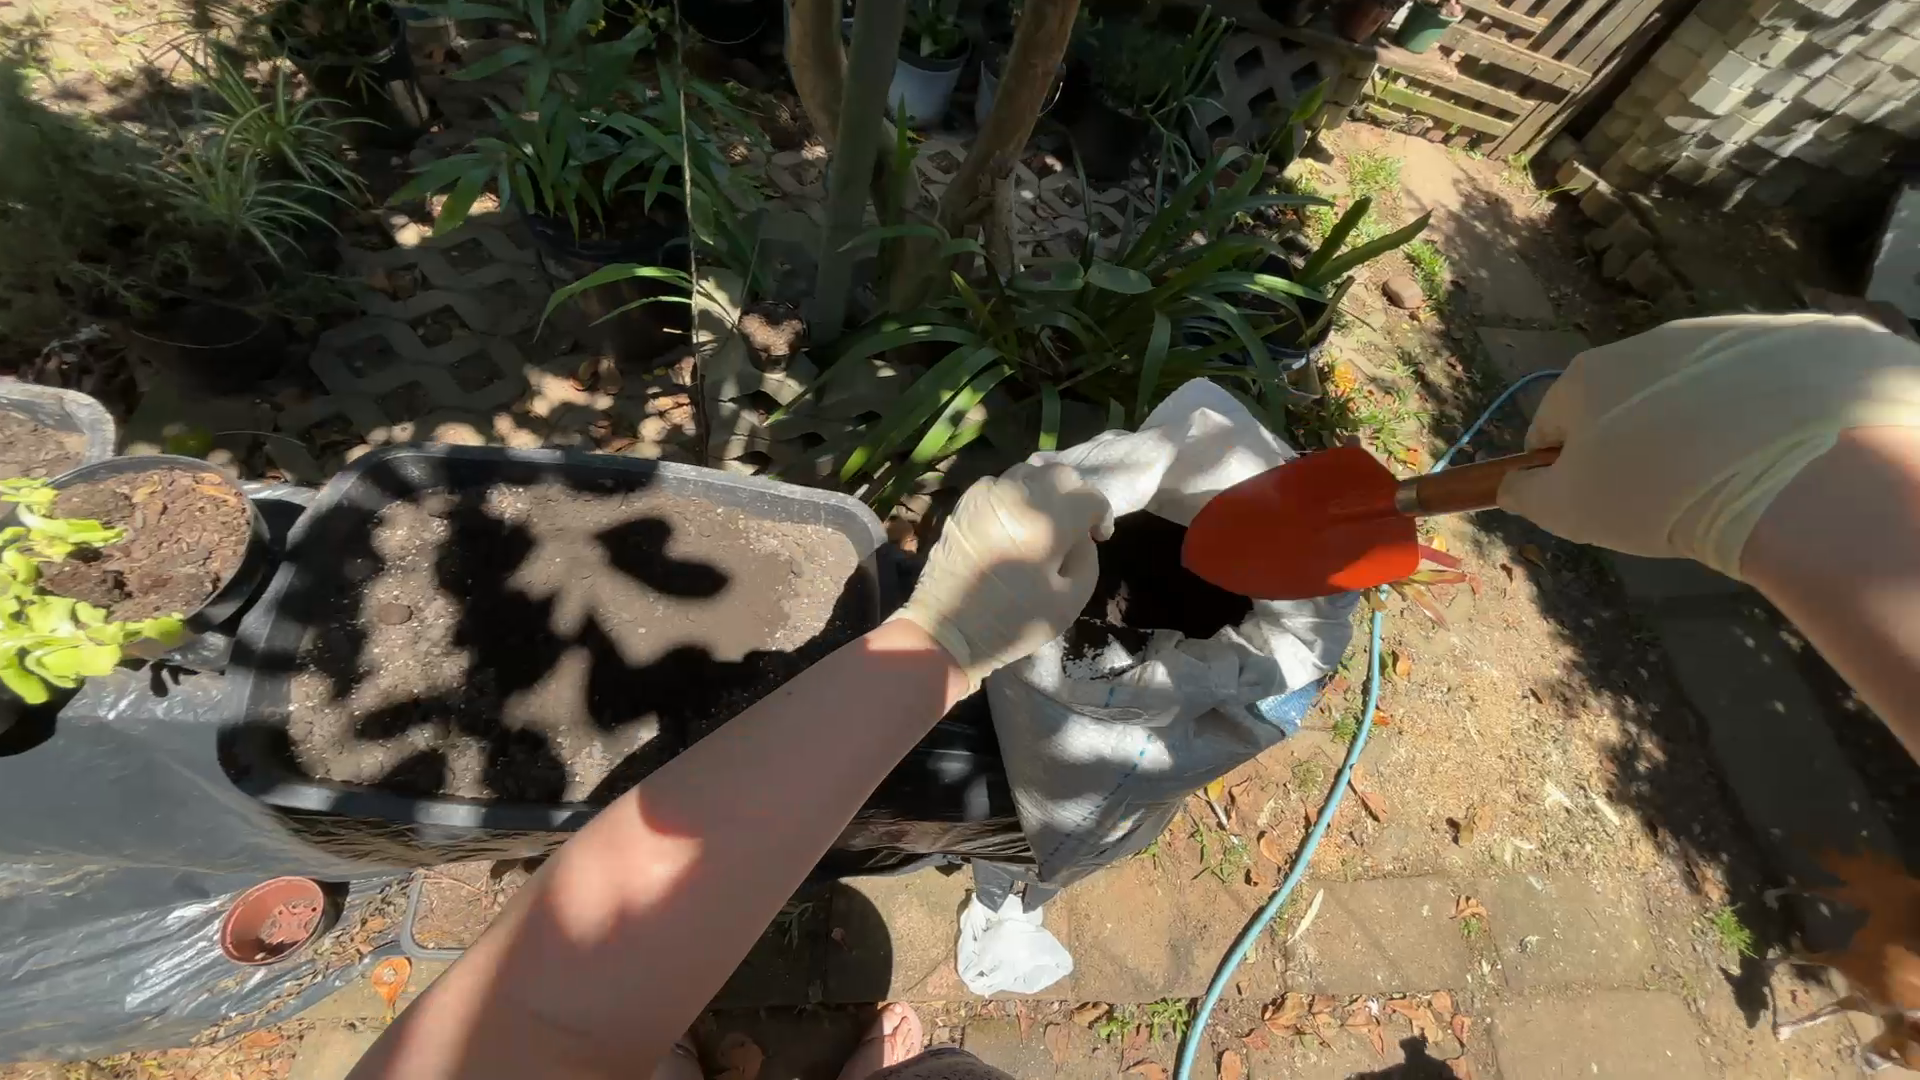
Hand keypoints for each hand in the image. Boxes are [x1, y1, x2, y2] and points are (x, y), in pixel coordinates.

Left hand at [891, 462, 1112, 689]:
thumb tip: (1081, 535)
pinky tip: (1016, 521)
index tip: (1099, 536)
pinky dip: (1017, 495)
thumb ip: (1086, 558)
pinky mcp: (966, 502)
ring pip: (1029, 472)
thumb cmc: (1012, 622)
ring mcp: (987, 495)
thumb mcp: (1069, 600)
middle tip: (1076, 524)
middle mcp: (1016, 498)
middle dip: (1076, 495)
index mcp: (1045, 523)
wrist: (948, 629)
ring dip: (1045, 490)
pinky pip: (1001, 484)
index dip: (1102, 514)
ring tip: (1046, 519)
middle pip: (1060, 473)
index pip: (1088, 496)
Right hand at [1497, 314, 1919, 577]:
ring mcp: (1737, 333)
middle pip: (1625, 400)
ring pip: (1696, 387)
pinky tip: (1779, 450)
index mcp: (1587, 376)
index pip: (1552, 425)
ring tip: (1727, 470)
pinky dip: (1767, 412)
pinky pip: (1771, 381)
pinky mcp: (1814, 339)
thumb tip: (1513, 484)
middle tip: (1660, 490)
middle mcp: (1653, 341)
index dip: (1563, 465)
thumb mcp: (1564, 509)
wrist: (1807, 480)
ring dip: (1698, 422)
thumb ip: (1523, 492)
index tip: (1591, 495)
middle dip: (1632, 440)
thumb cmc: (1656, 493)